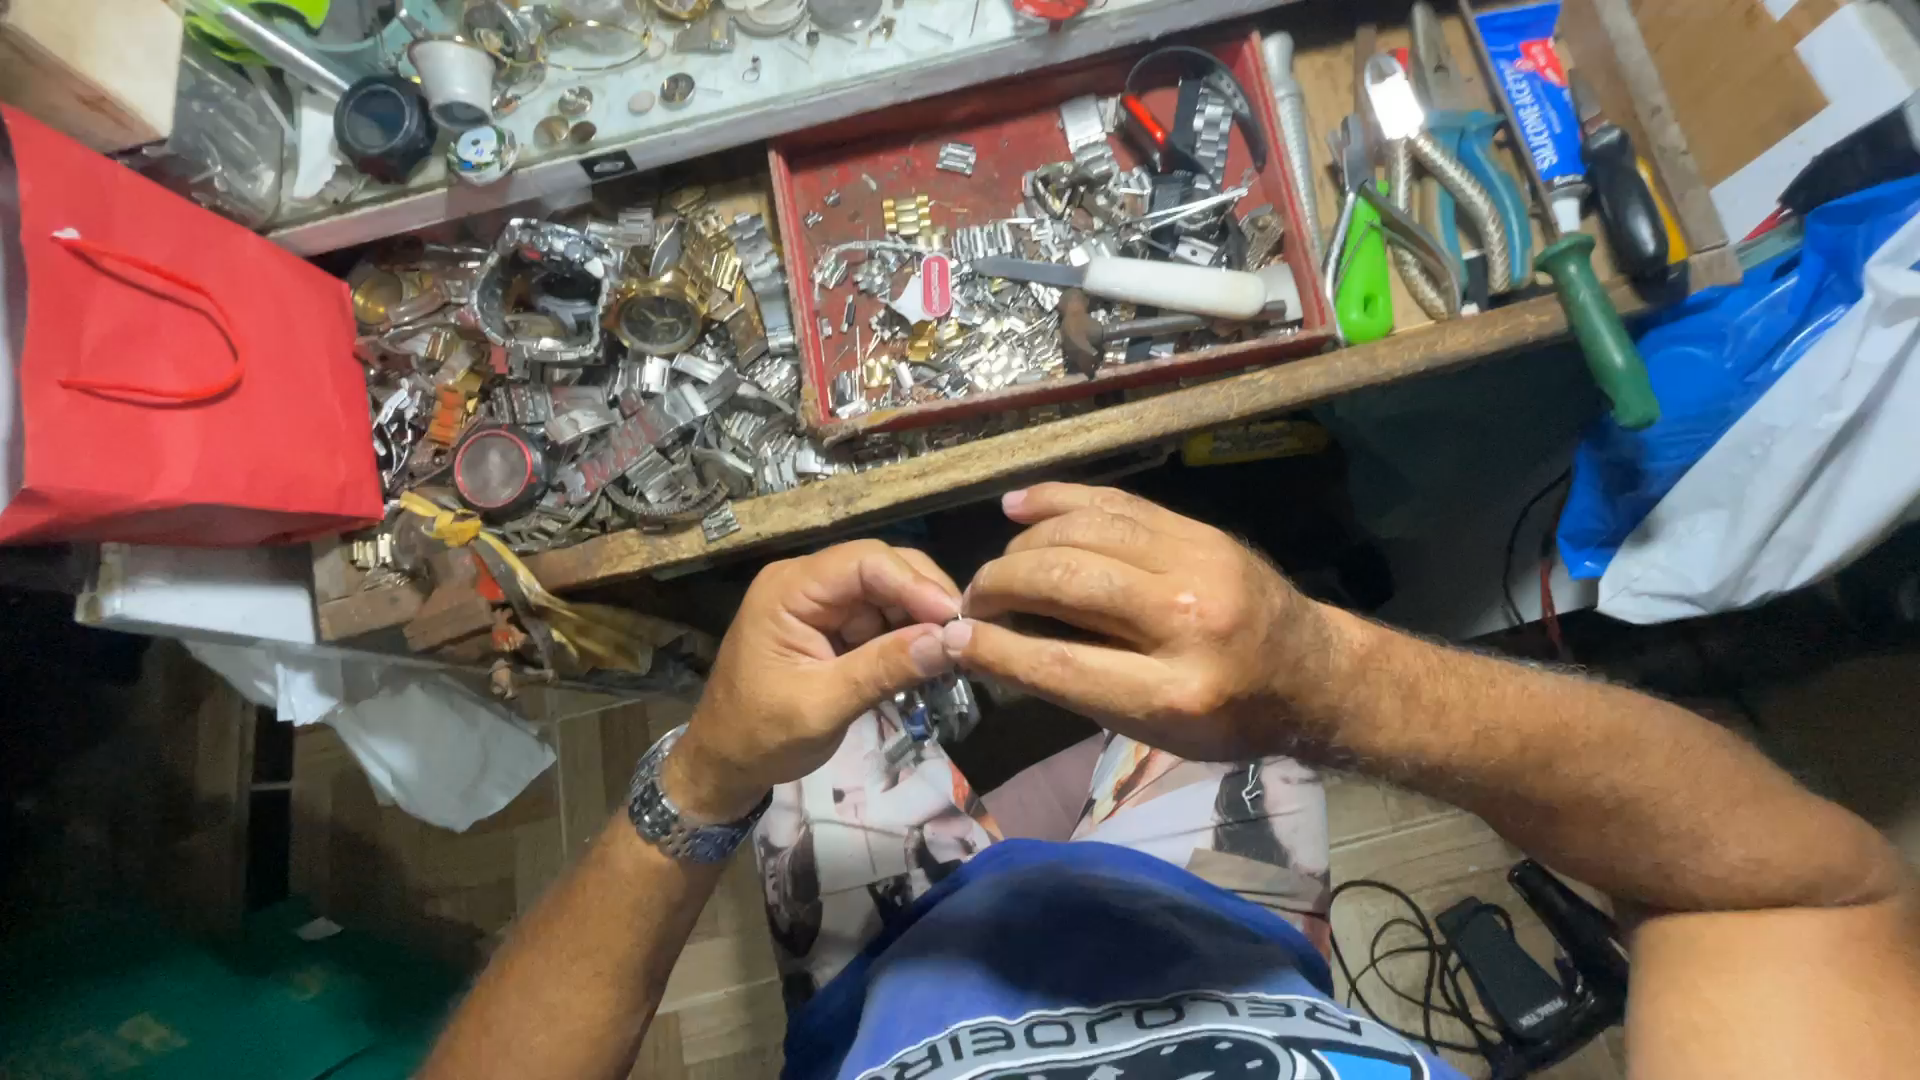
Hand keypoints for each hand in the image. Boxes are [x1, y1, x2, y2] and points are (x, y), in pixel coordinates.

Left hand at [662, 540, 961, 821]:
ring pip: (889, 591)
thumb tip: (947, 642)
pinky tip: (930, 657)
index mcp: (789, 589)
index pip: (864, 562)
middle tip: (963, 635)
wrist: (723, 764)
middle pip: (882, 567)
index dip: (914, 583)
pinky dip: (908, 635)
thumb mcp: (821, 707)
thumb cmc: (759, 736)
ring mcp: (822, 603)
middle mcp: (807, 583)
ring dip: (922, 618)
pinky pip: (882, 617)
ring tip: (954, 650)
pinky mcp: (834, 625)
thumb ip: (881, 670)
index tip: (955, 619)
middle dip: (924, 597)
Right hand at [943, 484, 1333, 760]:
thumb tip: (993, 646)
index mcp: (1175, 692)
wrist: (1312, 672)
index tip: (953, 637)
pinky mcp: (1197, 529)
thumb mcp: (1152, 729)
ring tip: (999, 568)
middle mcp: (1185, 619)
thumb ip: (1074, 686)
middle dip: (1000, 586)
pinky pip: (1112, 501)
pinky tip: (1018, 507)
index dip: (993, 648)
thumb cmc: (1228, 718)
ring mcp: (1195, 561)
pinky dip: (1057, 500)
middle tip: (974, 602)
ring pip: (1081, 531)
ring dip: (1023, 546)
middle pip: (1063, 581)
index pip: (1058, 662)